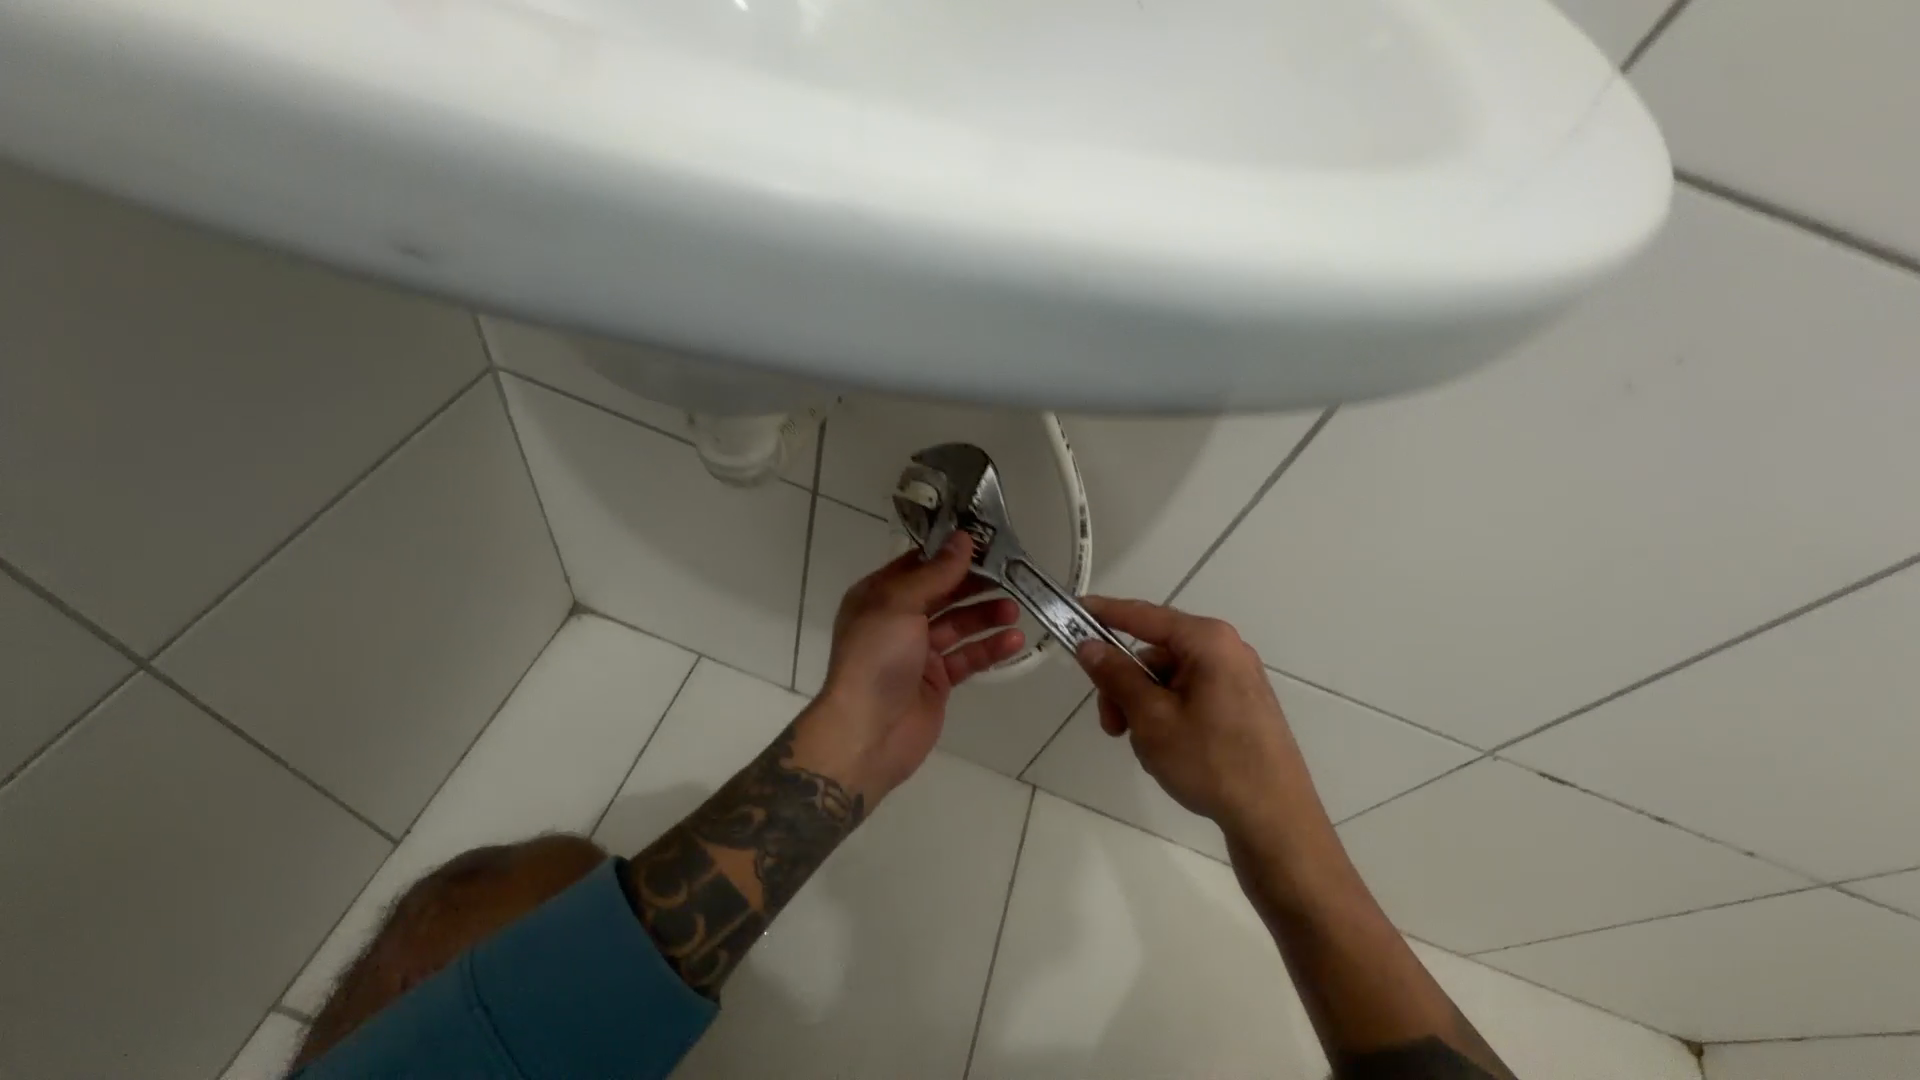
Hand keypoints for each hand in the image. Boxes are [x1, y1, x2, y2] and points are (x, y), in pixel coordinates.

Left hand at [806, 532, 1023, 799]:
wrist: (867, 733)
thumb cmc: (875, 659)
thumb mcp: (899, 605)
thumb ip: (934, 573)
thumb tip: (962, 538)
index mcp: (878, 596)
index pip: (918, 565)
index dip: (950, 553)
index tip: (987, 541)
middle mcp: (897, 620)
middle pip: (943, 593)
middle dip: (974, 584)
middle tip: (1010, 574)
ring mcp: (918, 652)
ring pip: (959, 625)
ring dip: (986, 616)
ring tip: (1015, 610)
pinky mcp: (937, 681)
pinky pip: (967, 657)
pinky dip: (989, 648)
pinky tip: (1014, 640)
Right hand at [1074, 598, 1323, 839]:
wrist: (1275, 818)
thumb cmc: (1211, 761)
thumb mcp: (1152, 718)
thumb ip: (1117, 676)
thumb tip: (1089, 646)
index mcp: (1207, 641)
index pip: (1143, 615)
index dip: (1104, 613)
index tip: (1072, 611)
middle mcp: (1226, 650)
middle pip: (1154, 654)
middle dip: (1125, 686)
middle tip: (1111, 726)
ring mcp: (1237, 679)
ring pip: (1169, 681)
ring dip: (1145, 708)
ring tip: (1147, 750)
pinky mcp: (1241, 707)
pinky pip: (1190, 697)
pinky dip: (1168, 717)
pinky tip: (1168, 752)